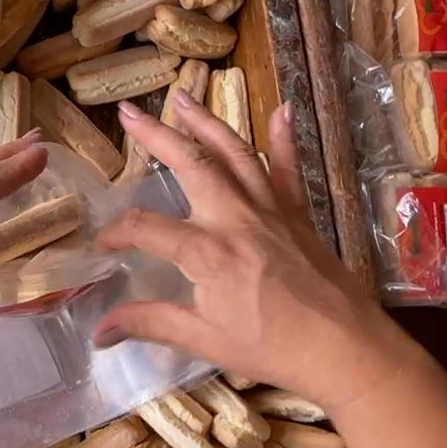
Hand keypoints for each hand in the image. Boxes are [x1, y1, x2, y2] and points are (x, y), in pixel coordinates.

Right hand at [95, 94, 427, 412]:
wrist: (347, 349)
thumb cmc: (273, 348)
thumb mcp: (204, 340)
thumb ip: (149, 324)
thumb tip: (99, 332)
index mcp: (208, 252)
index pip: (145, 228)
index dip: (116, 234)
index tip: (103, 248)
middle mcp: (236, 218)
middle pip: (191, 165)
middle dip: (156, 135)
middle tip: (128, 112)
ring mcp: (270, 210)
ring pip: (234, 154)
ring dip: (206, 122)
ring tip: (181, 97)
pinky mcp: (297, 213)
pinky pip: (288, 169)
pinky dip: (284, 138)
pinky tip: (281, 109)